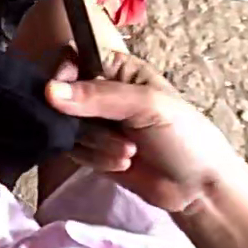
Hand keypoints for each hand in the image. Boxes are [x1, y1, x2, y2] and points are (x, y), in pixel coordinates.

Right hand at [45, 50, 244, 212]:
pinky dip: (95, 158)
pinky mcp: (90, 151)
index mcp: (118, 69)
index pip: (72, 58)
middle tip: (110, 131)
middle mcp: (101, 93)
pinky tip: (123, 164)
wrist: (198, 189)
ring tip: (129, 152)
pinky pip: (72, 150)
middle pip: (63, 96)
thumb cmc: (184, 137)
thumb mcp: (147, 106)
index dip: (63, 75)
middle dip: (84, 119)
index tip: (60, 97)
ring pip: (67, 126)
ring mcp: (94, 123)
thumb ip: (99, 96)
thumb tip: (49, 91)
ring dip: (96, 143)